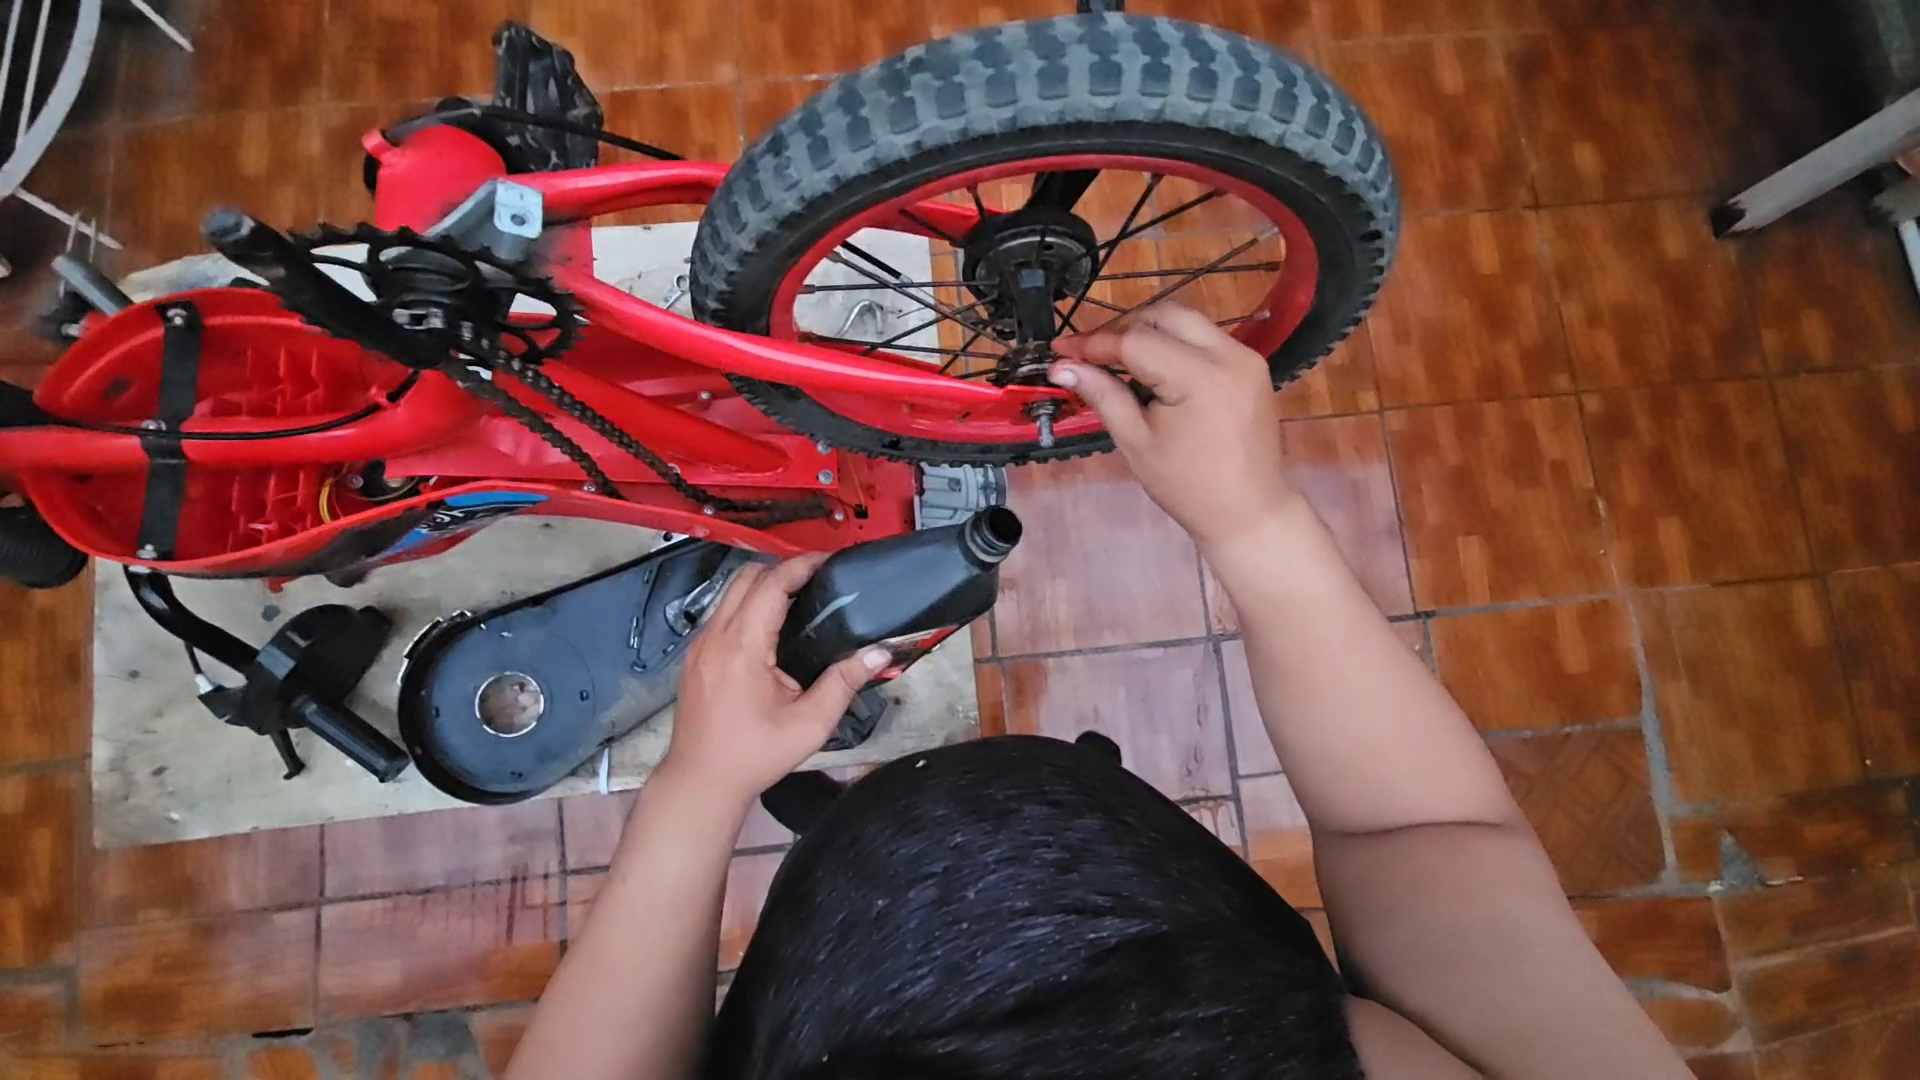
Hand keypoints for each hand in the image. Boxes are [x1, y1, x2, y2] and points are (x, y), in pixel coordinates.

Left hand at [660, 555, 889, 807]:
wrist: (701, 782)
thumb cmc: (752, 756)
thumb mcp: (810, 723)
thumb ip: (845, 682)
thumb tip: (878, 654)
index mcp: (742, 648)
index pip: (771, 585)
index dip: (801, 565)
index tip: (826, 561)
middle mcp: (715, 638)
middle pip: (746, 576)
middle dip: (782, 568)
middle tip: (816, 577)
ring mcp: (700, 646)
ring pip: (730, 592)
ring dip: (763, 584)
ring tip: (799, 595)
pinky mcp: (696, 657)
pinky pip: (722, 613)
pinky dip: (747, 603)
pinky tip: (771, 624)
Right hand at [1051, 304, 1293, 549]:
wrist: (1246, 511)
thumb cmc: (1185, 485)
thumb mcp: (1136, 442)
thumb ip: (1102, 395)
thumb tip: (1061, 367)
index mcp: (1199, 377)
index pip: (1135, 341)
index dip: (1093, 343)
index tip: (1060, 349)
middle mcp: (1228, 354)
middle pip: (1164, 315)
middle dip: (1122, 329)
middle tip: (1091, 355)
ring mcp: (1246, 356)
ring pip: (1187, 321)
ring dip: (1149, 332)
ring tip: (1119, 361)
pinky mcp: (1251, 365)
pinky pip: (1206, 339)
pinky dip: (1175, 344)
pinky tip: (1155, 371)